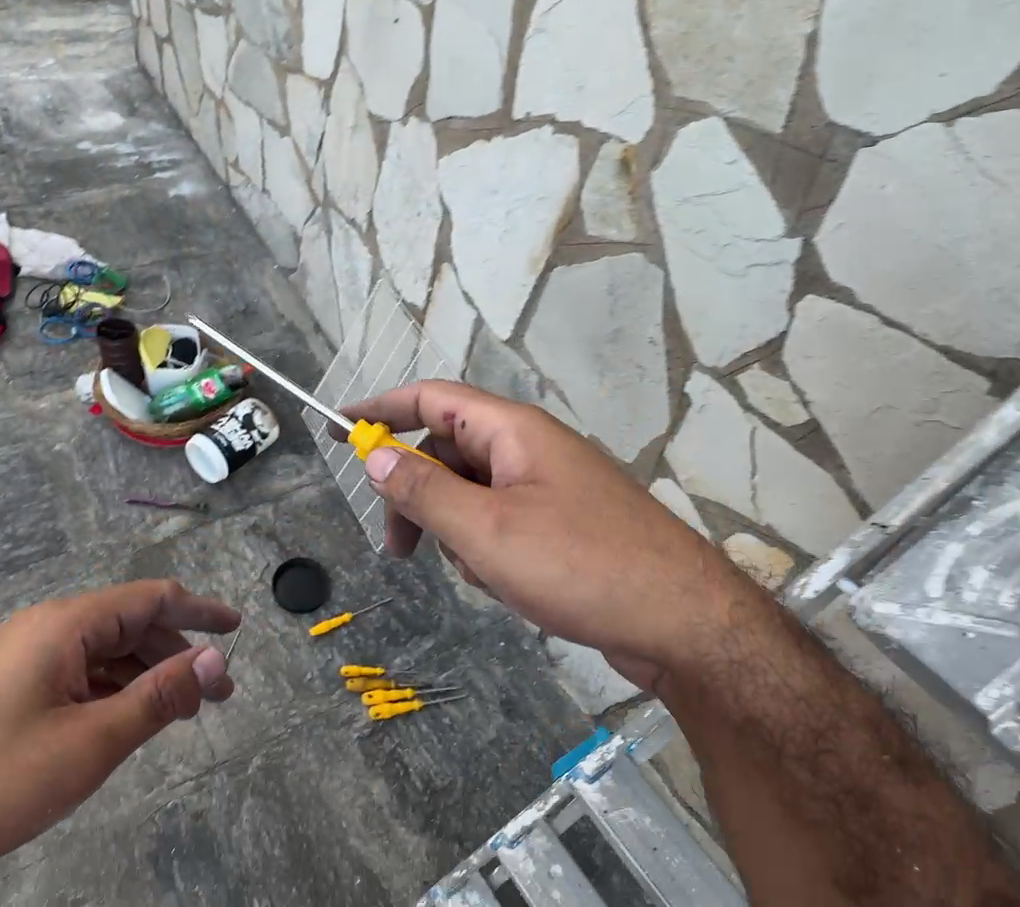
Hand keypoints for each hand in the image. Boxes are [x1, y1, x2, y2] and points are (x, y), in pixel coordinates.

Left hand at [0, 580, 238, 904]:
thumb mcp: (91, 743)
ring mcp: (22, 656)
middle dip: (178, 652)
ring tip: (182, 711)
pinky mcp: (8, 685)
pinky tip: (128, 718)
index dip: (200, 610)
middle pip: (129, 623)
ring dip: (147, 674)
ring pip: (104, 650)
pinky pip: (77, 672)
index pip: (150, 599)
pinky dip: (113, 689)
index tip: (238, 627)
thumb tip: (217, 659)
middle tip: (218, 694)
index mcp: (64, 625)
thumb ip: (160, 695)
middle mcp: (44, 628)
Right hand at [345, 382, 748, 689]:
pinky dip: (490, 549)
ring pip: (473, 494)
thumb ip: (424, 490)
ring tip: (482, 575)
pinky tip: (509, 586)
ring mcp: (551, 487)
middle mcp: (530, 449)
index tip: (338, 427)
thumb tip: (374, 455)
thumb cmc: (579, 565)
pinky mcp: (564, 525)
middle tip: (397, 548)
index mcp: (512, 431)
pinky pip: (503, 522)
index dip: (381, 408)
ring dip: (458, 532)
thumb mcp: (486, 531)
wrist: (681, 621)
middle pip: (448, 452)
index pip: (431, 399)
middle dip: (417, 495)